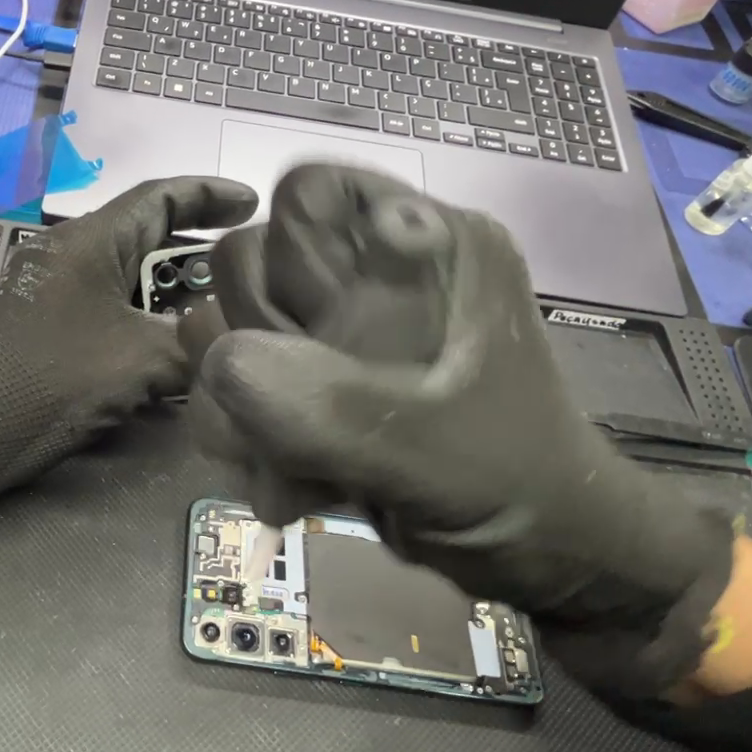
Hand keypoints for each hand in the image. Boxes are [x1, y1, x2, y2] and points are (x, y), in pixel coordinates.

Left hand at [0, 176, 258, 525]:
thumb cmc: (55, 383)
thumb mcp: (142, 362)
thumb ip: (194, 344)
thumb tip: (229, 339)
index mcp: (89, 241)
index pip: (160, 196)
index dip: (211, 195)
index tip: (255, 202)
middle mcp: (69, 252)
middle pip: (145, 234)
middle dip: (196, 247)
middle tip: (244, 264)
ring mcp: (52, 288)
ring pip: (126, 274)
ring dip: (169, 287)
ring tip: (216, 305)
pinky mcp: (45, 322)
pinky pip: (106, 304)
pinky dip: (142, 314)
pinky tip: (171, 340)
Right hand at [183, 164, 733, 698]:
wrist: (534, 552)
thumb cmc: (504, 485)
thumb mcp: (420, 448)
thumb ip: (319, 402)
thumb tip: (218, 359)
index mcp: (421, 249)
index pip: (304, 198)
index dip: (282, 263)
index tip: (305, 339)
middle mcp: (370, 278)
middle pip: (247, 269)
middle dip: (252, 353)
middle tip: (300, 415)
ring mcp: (337, 335)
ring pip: (229, 339)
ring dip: (241, 417)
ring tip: (294, 469)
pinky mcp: (317, 384)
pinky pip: (238, 394)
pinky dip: (250, 448)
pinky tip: (295, 486)